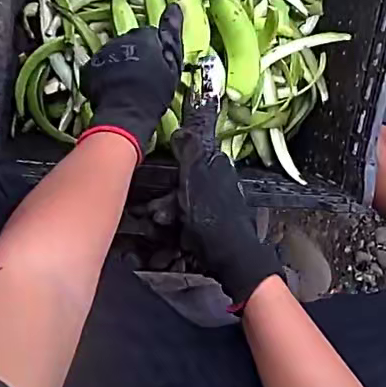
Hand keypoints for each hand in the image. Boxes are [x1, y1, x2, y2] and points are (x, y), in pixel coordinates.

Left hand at [82, 4, 182, 148]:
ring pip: (114, 54)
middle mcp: (120, 38)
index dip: (154, 52)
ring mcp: (102, 53)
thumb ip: (172, 34)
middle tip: (143, 78)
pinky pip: (99, 67)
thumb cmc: (154, 92)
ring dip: (120, 64)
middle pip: (129, 43)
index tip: (157, 67)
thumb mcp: (172, 65)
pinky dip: (105, 75)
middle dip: (135, 55)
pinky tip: (113, 89)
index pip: (149, 36)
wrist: (125, 114)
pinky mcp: (89, 68)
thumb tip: (175, 6)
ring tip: (127, 85)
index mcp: (143, 36)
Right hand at [170, 81, 283, 306]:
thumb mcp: (195, 177)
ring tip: (160, 225)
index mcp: (217, 167)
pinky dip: (177, 228)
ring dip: (168, 214)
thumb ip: (188, 152)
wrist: (230, 258)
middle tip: (155, 211)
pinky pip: (188, 223)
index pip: (190, 157)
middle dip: (167, 197)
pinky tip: (170, 236)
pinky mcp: (213, 226)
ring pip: (183, 205)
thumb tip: (182, 128)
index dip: (171, 167)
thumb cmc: (212, 216)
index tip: (156, 177)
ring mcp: (216, 206)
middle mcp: (219, 184)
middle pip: (184, 184)